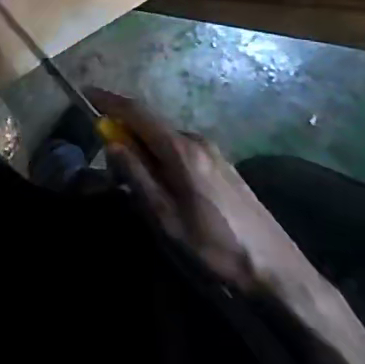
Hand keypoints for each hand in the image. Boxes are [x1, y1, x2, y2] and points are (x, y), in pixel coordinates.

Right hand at [92, 89, 315, 295]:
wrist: (277, 270)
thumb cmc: (215, 248)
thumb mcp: (166, 219)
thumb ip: (137, 177)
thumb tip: (112, 143)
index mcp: (182, 150)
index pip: (138, 113)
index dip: (110, 101)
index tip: (88, 93)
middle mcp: (198, 141)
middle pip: (152, 124)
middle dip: (125, 132)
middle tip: (108, 157)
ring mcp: (214, 152)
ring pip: (167, 139)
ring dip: (144, 147)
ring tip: (134, 179)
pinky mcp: (223, 165)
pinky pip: (182, 149)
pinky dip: (162, 155)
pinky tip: (163, 184)